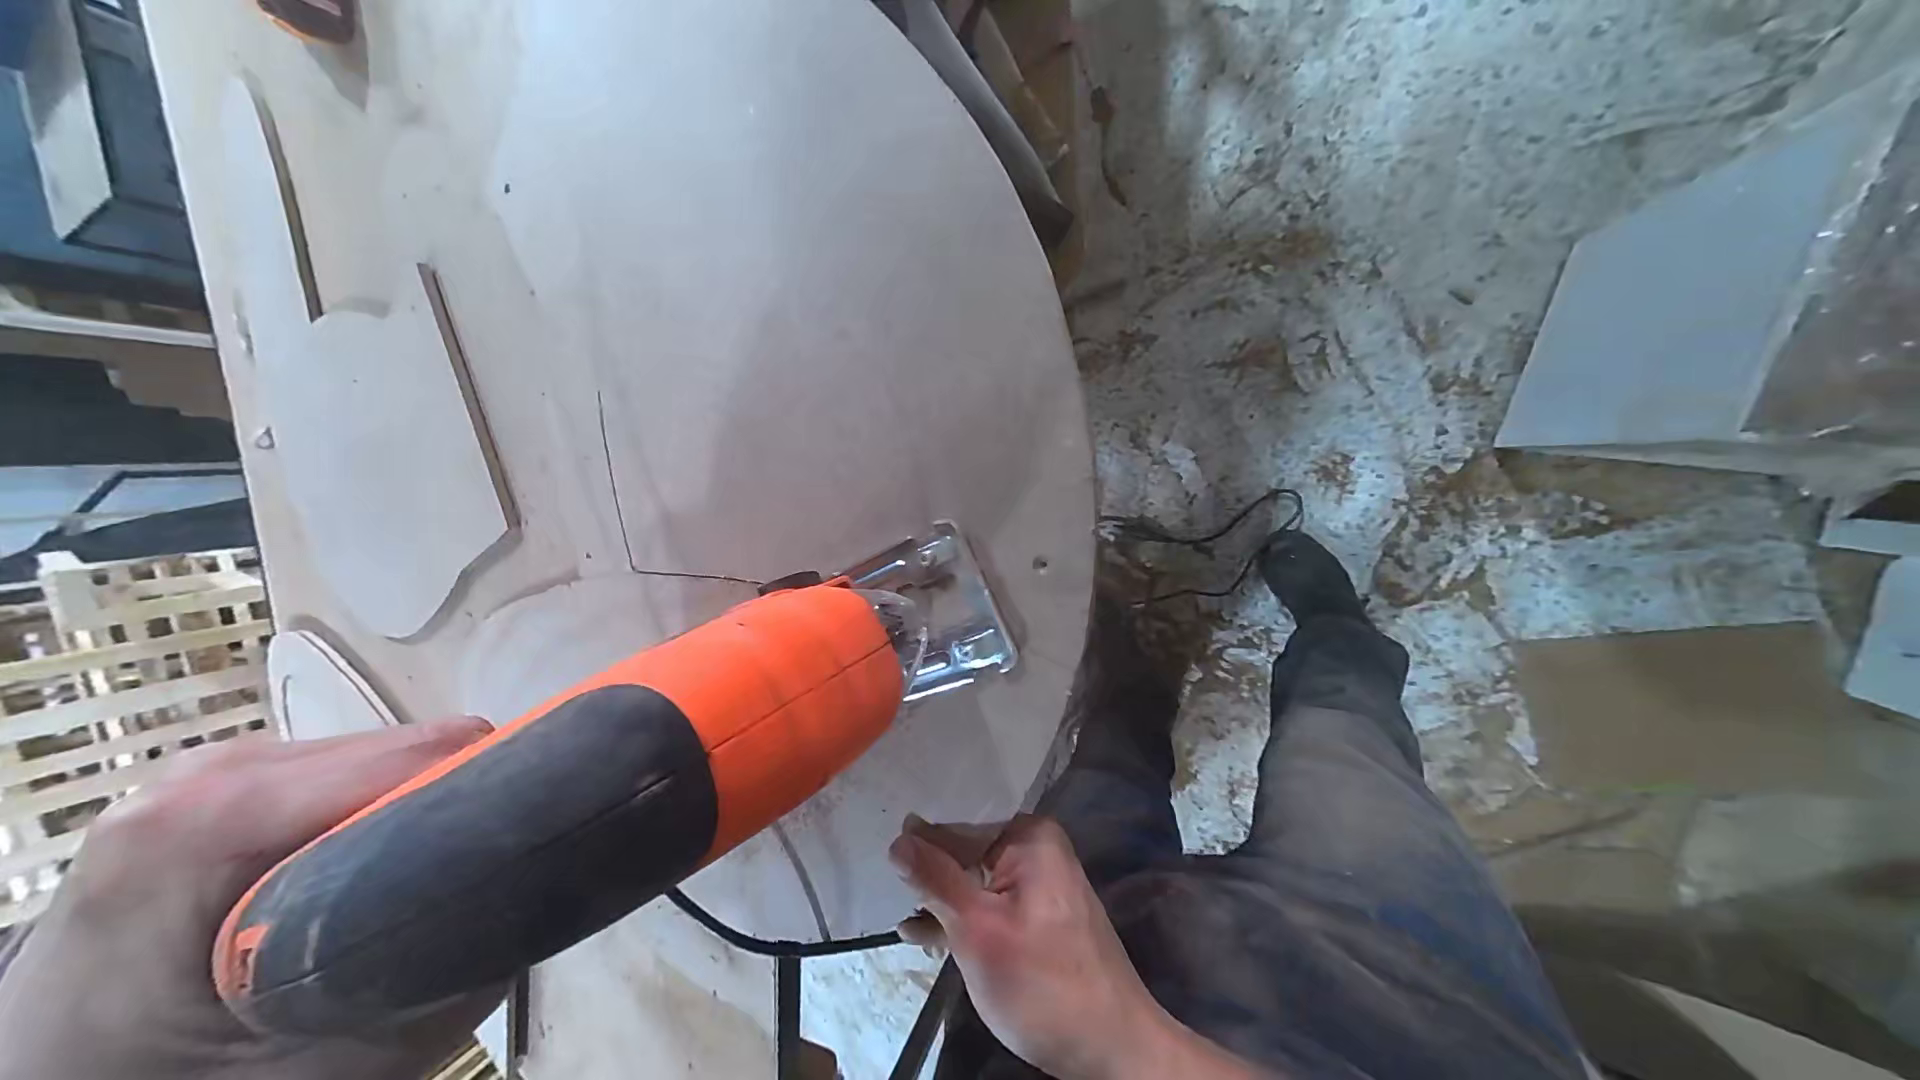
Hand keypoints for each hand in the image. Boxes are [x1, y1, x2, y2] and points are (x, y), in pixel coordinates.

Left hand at [0, 719, 505, 1079]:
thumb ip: (440, 960)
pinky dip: (389, 806)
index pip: (423, 756)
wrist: (56, 1079)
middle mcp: (216, 768)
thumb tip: (542, 878)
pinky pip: (362, 765)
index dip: (493, 793)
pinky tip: (364, 866)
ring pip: (397, 751)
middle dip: (458, 806)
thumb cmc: (177, 1078)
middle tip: (465, 881)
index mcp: (212, 819)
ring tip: (409, 882)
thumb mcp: (324, 1055)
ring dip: (426, 809)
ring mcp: (222, 762)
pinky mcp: (238, 769)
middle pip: (414, 748)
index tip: (524, 846)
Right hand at [890, 814, 1267, 1079]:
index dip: (920, 847)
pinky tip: (931, 936)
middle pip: (967, 853)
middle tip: (891, 890)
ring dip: (943, 903)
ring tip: (908, 924)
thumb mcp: (976, 928)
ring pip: (976, 881)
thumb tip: (898, 838)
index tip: (885, 857)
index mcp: (1028, 835)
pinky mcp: (1041, 913)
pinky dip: (965, 918)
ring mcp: (1041, 880)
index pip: (956, 830)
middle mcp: (1038, 847)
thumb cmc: (1041, 982)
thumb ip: (935, 878)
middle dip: (931, 877)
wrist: (1111, 1048)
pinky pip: (992, 902)